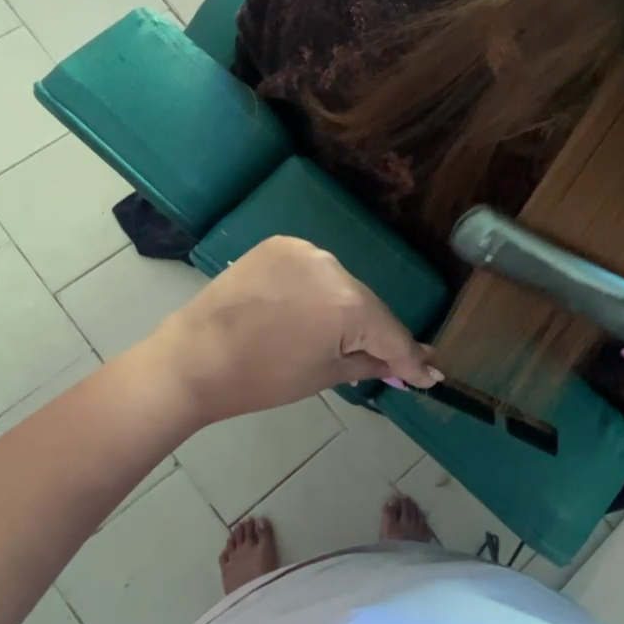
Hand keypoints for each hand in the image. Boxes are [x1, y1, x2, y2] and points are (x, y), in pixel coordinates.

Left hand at [137, 237, 440, 425]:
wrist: (193, 359)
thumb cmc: (262, 379)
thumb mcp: (326, 375)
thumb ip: (374, 362)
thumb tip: (413, 367)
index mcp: (348, 304)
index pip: (391, 332)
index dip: (411, 358)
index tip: (430, 375)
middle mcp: (333, 266)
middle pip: (367, 304)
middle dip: (377, 333)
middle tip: (389, 360)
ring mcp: (305, 250)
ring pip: (342, 284)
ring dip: (347, 309)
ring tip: (342, 337)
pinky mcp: (280, 245)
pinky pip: (315, 269)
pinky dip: (319, 289)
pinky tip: (311, 312)